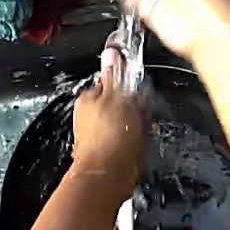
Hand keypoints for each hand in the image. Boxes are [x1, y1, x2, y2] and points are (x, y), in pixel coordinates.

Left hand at [70, 55, 144, 197]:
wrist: (109, 177)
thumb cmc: (110, 137)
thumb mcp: (118, 97)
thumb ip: (116, 75)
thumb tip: (112, 52)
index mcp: (87, 97)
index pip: (110, 80)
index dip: (127, 83)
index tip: (138, 88)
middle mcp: (89, 115)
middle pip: (118, 99)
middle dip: (133, 104)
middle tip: (141, 111)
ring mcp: (98, 133)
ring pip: (124, 118)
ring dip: (136, 121)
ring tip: (141, 129)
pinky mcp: (109, 150)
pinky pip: (127, 136)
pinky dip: (135, 137)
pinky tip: (139, 141)